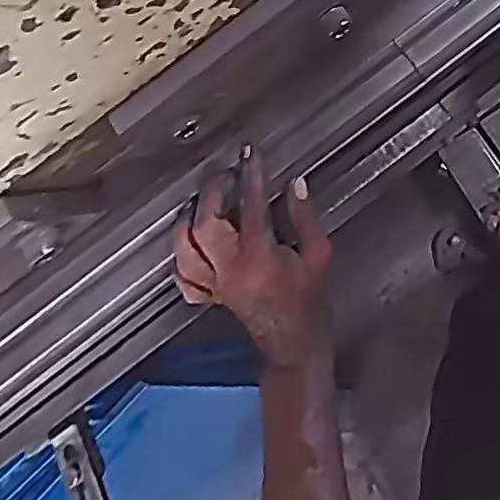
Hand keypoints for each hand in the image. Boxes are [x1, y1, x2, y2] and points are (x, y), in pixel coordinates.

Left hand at [172, 147, 333, 366]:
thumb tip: (295, 185)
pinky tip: (187, 241)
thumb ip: (304, 218)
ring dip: (186, 221)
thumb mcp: (318, 254)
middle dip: (212, 193)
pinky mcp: (210, 296)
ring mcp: (216, 285)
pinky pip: (184, 277)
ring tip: (198, 201)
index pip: (251, 206)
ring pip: (184, 250)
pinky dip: (180, 257)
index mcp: (259, 257)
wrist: (296, 345)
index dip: (251, 175)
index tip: (250, 155)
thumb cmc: (310, 300)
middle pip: (205, 224)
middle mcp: (230, 270)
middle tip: (224, 175)